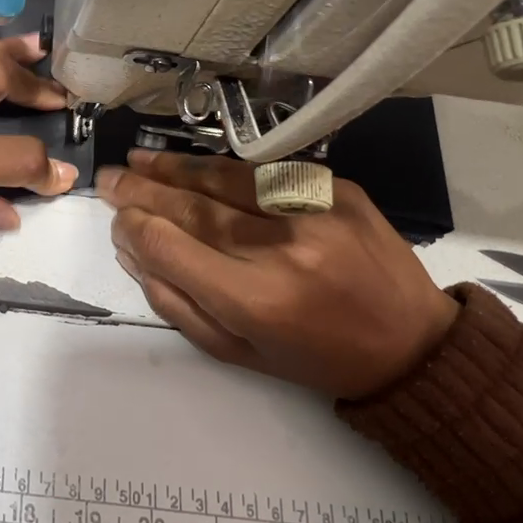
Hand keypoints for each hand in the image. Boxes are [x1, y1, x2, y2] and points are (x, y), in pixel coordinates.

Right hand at [97, 150, 458, 398]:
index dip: (133, 228)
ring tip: (137, 162)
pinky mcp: (336, 190)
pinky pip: (262, 172)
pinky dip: (220, 168)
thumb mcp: (237, 353)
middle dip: (141, 192)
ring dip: (173, 169)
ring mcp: (312, 212)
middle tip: (108, 180)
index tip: (114, 220)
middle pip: (191, 208)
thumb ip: (176, 303)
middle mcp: (282, 249)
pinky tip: (190, 164)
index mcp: (256, 301)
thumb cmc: (316, 359)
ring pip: (223, 179)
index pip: (170, 247)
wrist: (413, 345)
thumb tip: (131, 250)